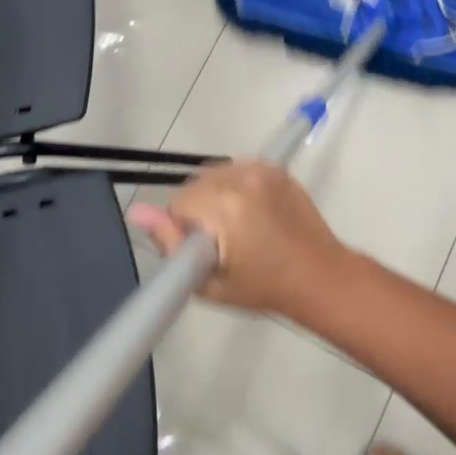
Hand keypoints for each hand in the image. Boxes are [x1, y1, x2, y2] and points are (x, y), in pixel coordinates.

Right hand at [127, 160, 352, 316]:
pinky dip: (237, 184)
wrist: (318, 274)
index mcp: (224, 206)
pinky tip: (250, 211)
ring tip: (236, 226)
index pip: (178, 202)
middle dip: (198, 209)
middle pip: (196, 183)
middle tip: (220, 241)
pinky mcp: (277, 170)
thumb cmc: (263, 286)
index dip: (182, 229)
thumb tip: (137, 212)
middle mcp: (242, 179)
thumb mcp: (210, 280)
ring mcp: (263, 170)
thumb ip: (171, 245)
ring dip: (216, 194)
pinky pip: (240, 168)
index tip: (203, 250)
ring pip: (217, 173)